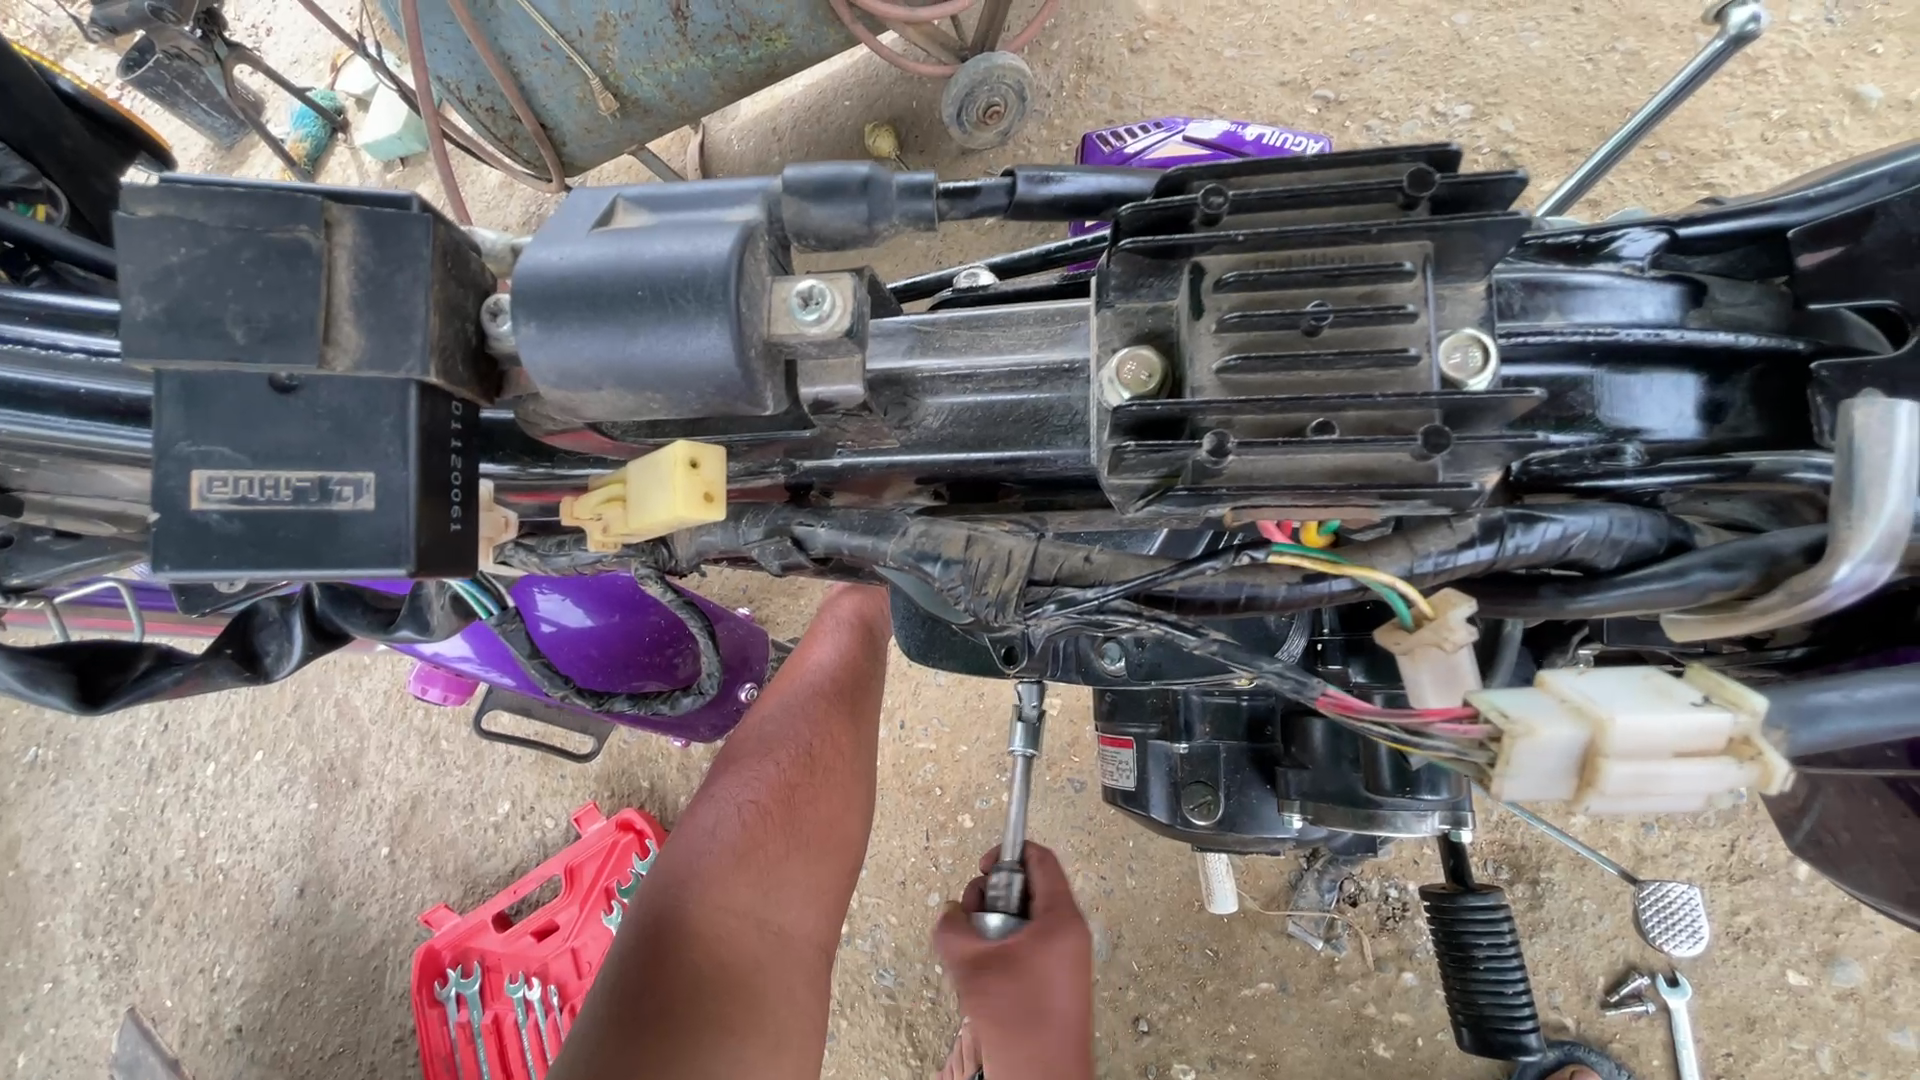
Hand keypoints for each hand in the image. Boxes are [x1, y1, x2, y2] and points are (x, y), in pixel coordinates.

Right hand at [931, 844, 1094, 1079]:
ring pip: (1025, 919)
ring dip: (994, 927)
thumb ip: (952, 926)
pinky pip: (1028, 945)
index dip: (1008, 854)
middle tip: (974, 916)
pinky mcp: (1057, 979)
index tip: (985, 866)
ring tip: (978, 953)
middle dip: (992, 898)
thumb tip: (951, 914)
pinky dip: (1003, 949)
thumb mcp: (972, 965)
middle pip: (1029, 888)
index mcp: (1061, 918)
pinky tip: (987, 973)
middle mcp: (1070, 933)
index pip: (1040, 859)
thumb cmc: (1024, 1028)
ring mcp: (1066, 958)